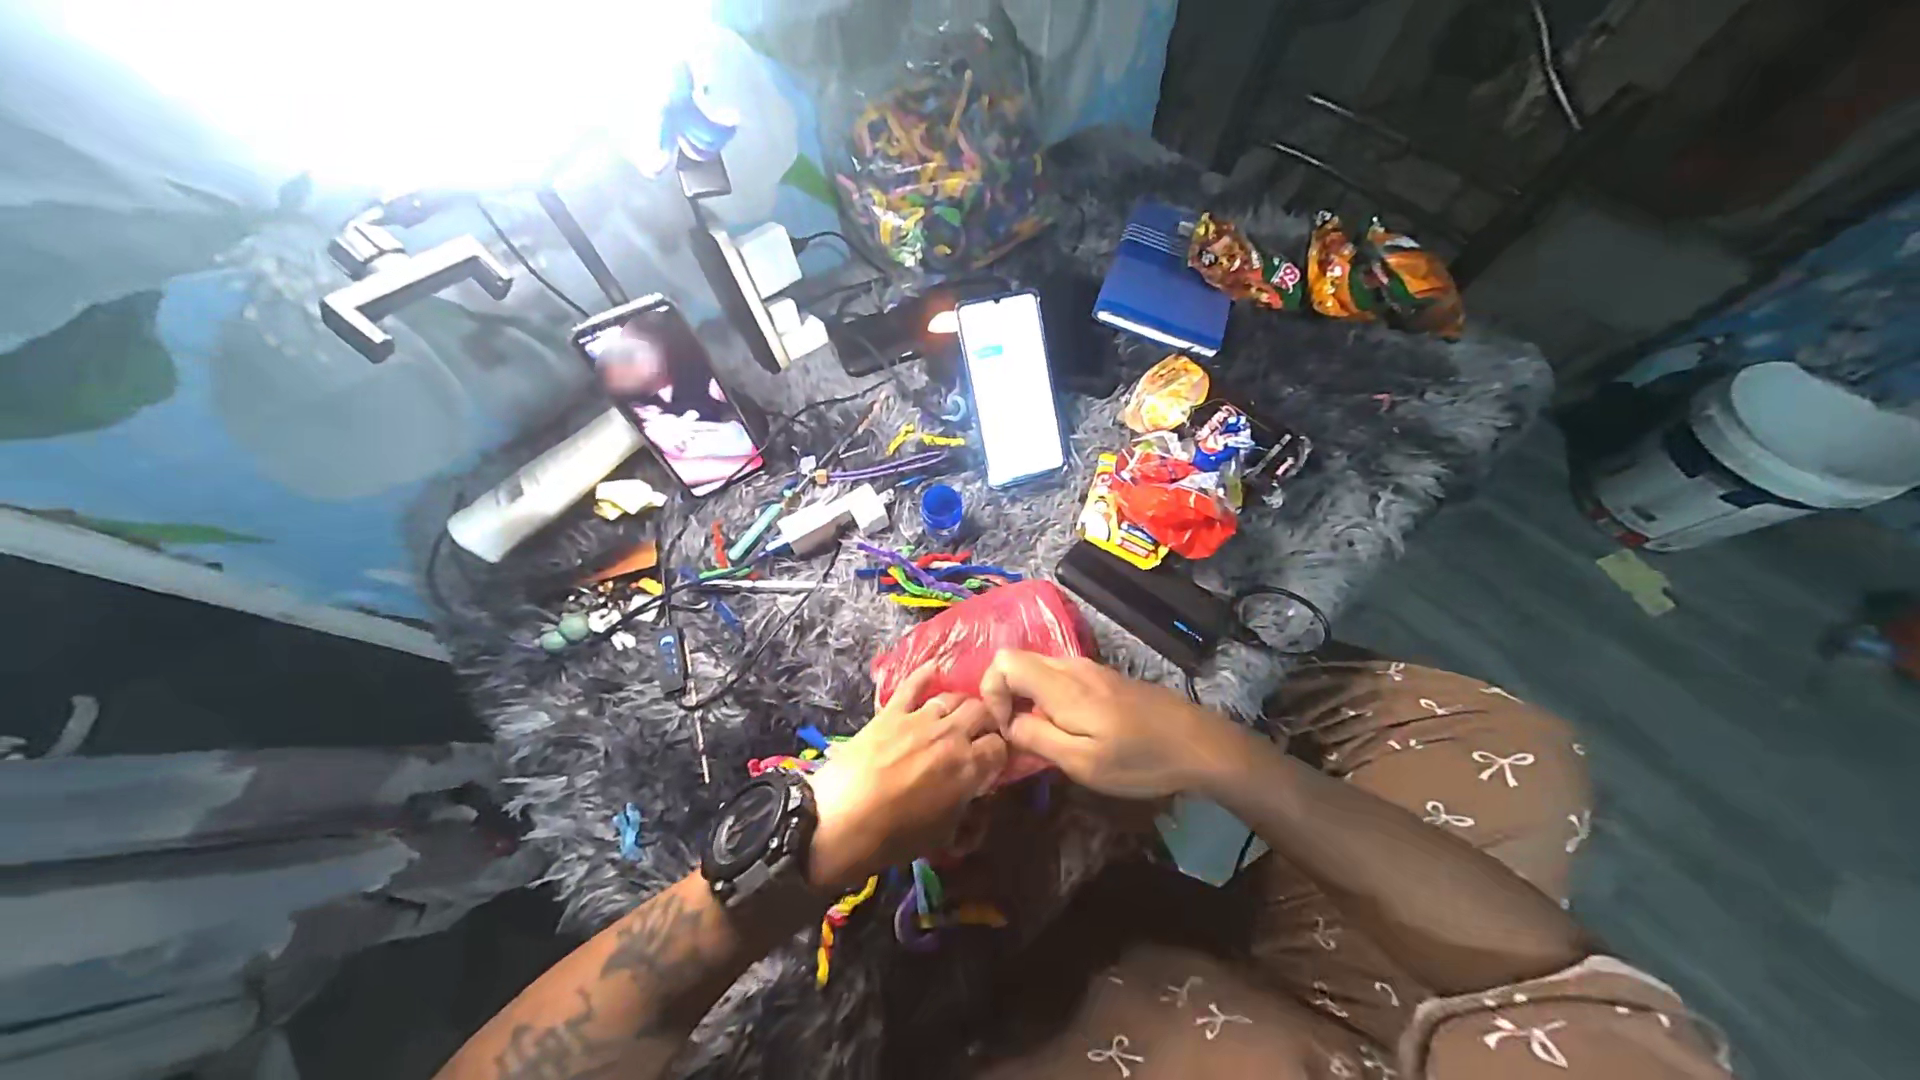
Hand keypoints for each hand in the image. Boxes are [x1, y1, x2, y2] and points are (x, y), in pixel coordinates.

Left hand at [806, 663, 1007, 890]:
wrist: (839, 822)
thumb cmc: (892, 837)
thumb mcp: (941, 837)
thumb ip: (968, 818)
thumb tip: (978, 805)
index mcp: (968, 767)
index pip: (1000, 746)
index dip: (999, 753)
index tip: (992, 762)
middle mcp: (951, 735)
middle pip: (982, 713)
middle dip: (986, 723)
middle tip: (978, 735)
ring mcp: (920, 718)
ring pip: (953, 697)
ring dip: (961, 705)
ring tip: (958, 715)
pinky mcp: (892, 711)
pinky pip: (914, 684)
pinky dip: (926, 674)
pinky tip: (935, 668)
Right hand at [979, 650, 1244, 798]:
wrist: (1198, 743)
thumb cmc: (1139, 759)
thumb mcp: (1082, 762)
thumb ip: (1036, 739)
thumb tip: (1007, 725)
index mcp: (1062, 685)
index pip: (1003, 661)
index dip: (991, 691)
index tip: (1006, 727)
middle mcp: (1071, 667)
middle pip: (1018, 661)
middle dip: (1006, 696)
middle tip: (1019, 735)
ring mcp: (1090, 669)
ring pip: (1039, 669)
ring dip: (1028, 699)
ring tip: (1043, 737)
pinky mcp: (1104, 678)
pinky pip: (1060, 677)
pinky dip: (1049, 698)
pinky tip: (1069, 728)